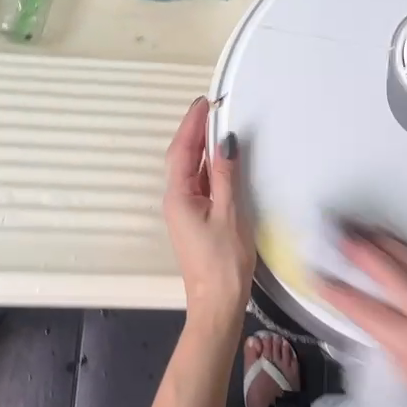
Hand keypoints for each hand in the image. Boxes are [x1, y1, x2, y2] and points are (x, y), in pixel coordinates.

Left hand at [163, 97, 254, 328]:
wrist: (217, 304)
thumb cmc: (223, 262)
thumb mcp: (229, 214)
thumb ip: (226, 176)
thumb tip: (226, 142)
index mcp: (179, 197)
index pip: (182, 150)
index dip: (192, 124)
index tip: (205, 102)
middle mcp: (176, 200)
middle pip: (182, 157)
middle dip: (195, 130)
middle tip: (213, 107)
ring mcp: (185, 210)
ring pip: (190, 169)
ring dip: (202, 146)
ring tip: (218, 124)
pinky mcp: (196, 219)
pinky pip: (200, 182)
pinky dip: (209, 165)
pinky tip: (222, 158)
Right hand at [320, 231, 406, 406]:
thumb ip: (394, 350)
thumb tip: (373, 324)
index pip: (367, 310)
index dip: (339, 292)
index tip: (318, 277)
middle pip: (390, 272)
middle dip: (362, 250)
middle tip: (339, 234)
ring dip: (386, 242)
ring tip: (365, 228)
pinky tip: (402, 244)